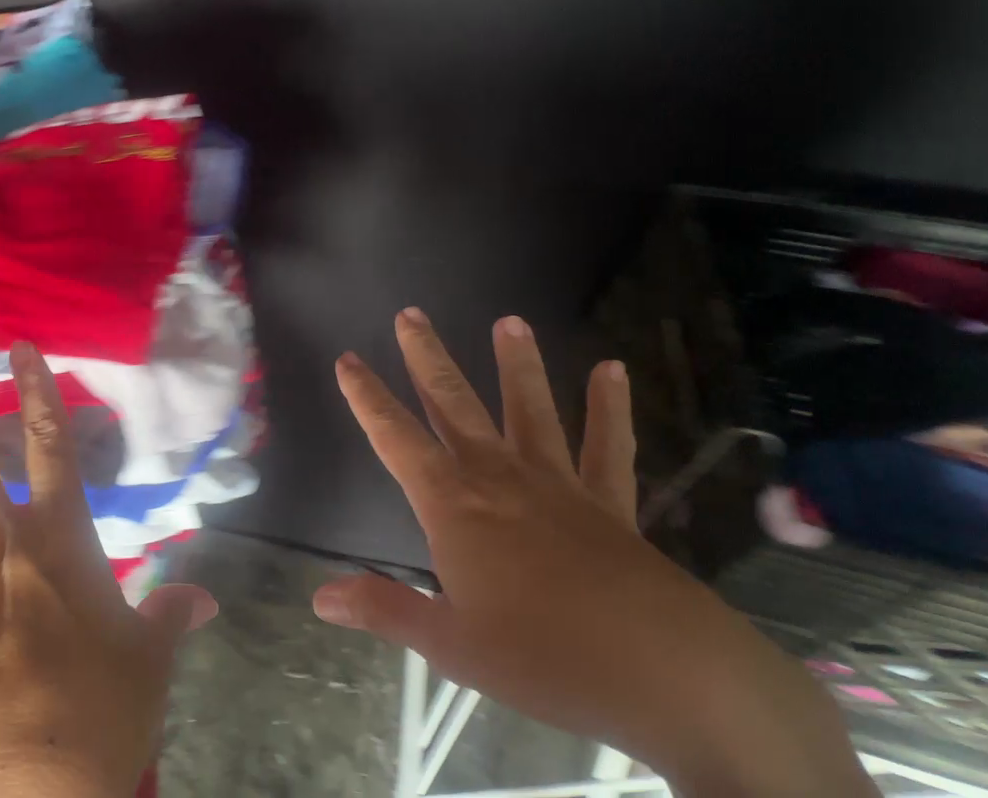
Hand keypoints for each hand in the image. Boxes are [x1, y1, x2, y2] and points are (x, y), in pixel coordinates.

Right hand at [316, 309, 875, 796]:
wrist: (666, 672)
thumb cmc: (544, 656)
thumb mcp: (450, 645)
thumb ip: (385, 610)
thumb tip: (321, 598)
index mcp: (453, 507)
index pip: (396, 439)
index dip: (368, 399)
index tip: (348, 359)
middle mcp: (500, 479)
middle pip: (455, 406)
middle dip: (428, 359)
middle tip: (411, 314)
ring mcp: (559, 485)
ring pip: (530, 412)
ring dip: (518, 366)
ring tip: (510, 321)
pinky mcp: (610, 504)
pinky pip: (607, 447)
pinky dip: (609, 408)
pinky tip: (612, 371)